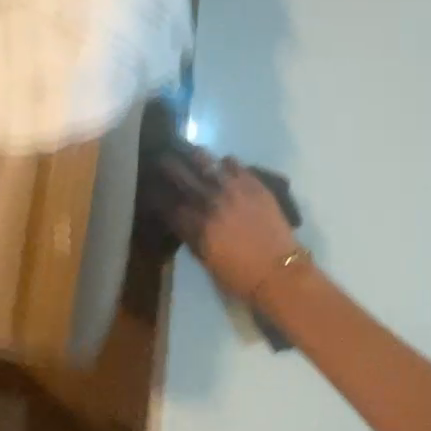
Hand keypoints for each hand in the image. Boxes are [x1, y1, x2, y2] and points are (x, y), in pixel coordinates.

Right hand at [161, 152, 300, 301]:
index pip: (166, 201)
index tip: (151, 186)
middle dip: (168, 165)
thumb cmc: (240, 276)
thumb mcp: (205, 259)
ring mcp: (232, 190)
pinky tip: (224, 165)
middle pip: (180, 174)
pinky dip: (226, 163)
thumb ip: (190, 235)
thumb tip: (181, 219)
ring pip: (206, 162)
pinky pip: (235, 164)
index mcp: (194, 223)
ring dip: (195, 157)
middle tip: (163, 159)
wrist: (280, 274)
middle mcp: (209, 202)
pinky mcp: (253, 186)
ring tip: (192, 154)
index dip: (156, 192)